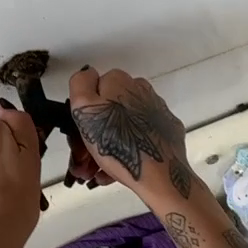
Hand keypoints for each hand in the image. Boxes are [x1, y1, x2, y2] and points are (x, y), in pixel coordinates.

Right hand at [68, 66, 195, 205]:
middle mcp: (139, 89)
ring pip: (124, 124)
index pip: (92, 91)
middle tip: (88, 159)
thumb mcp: (85, 110)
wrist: (160, 175)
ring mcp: (155, 109)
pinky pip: (141, 136)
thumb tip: (85, 72)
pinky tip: (119, 168)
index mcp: (118, 80)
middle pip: (109, 109)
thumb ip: (80, 83)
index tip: (80, 134)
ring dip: (111, 144)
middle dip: (96, 133)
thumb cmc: (122, 145)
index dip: (83, 114)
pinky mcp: (166, 129)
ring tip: (101, 169)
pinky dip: (130, 148)